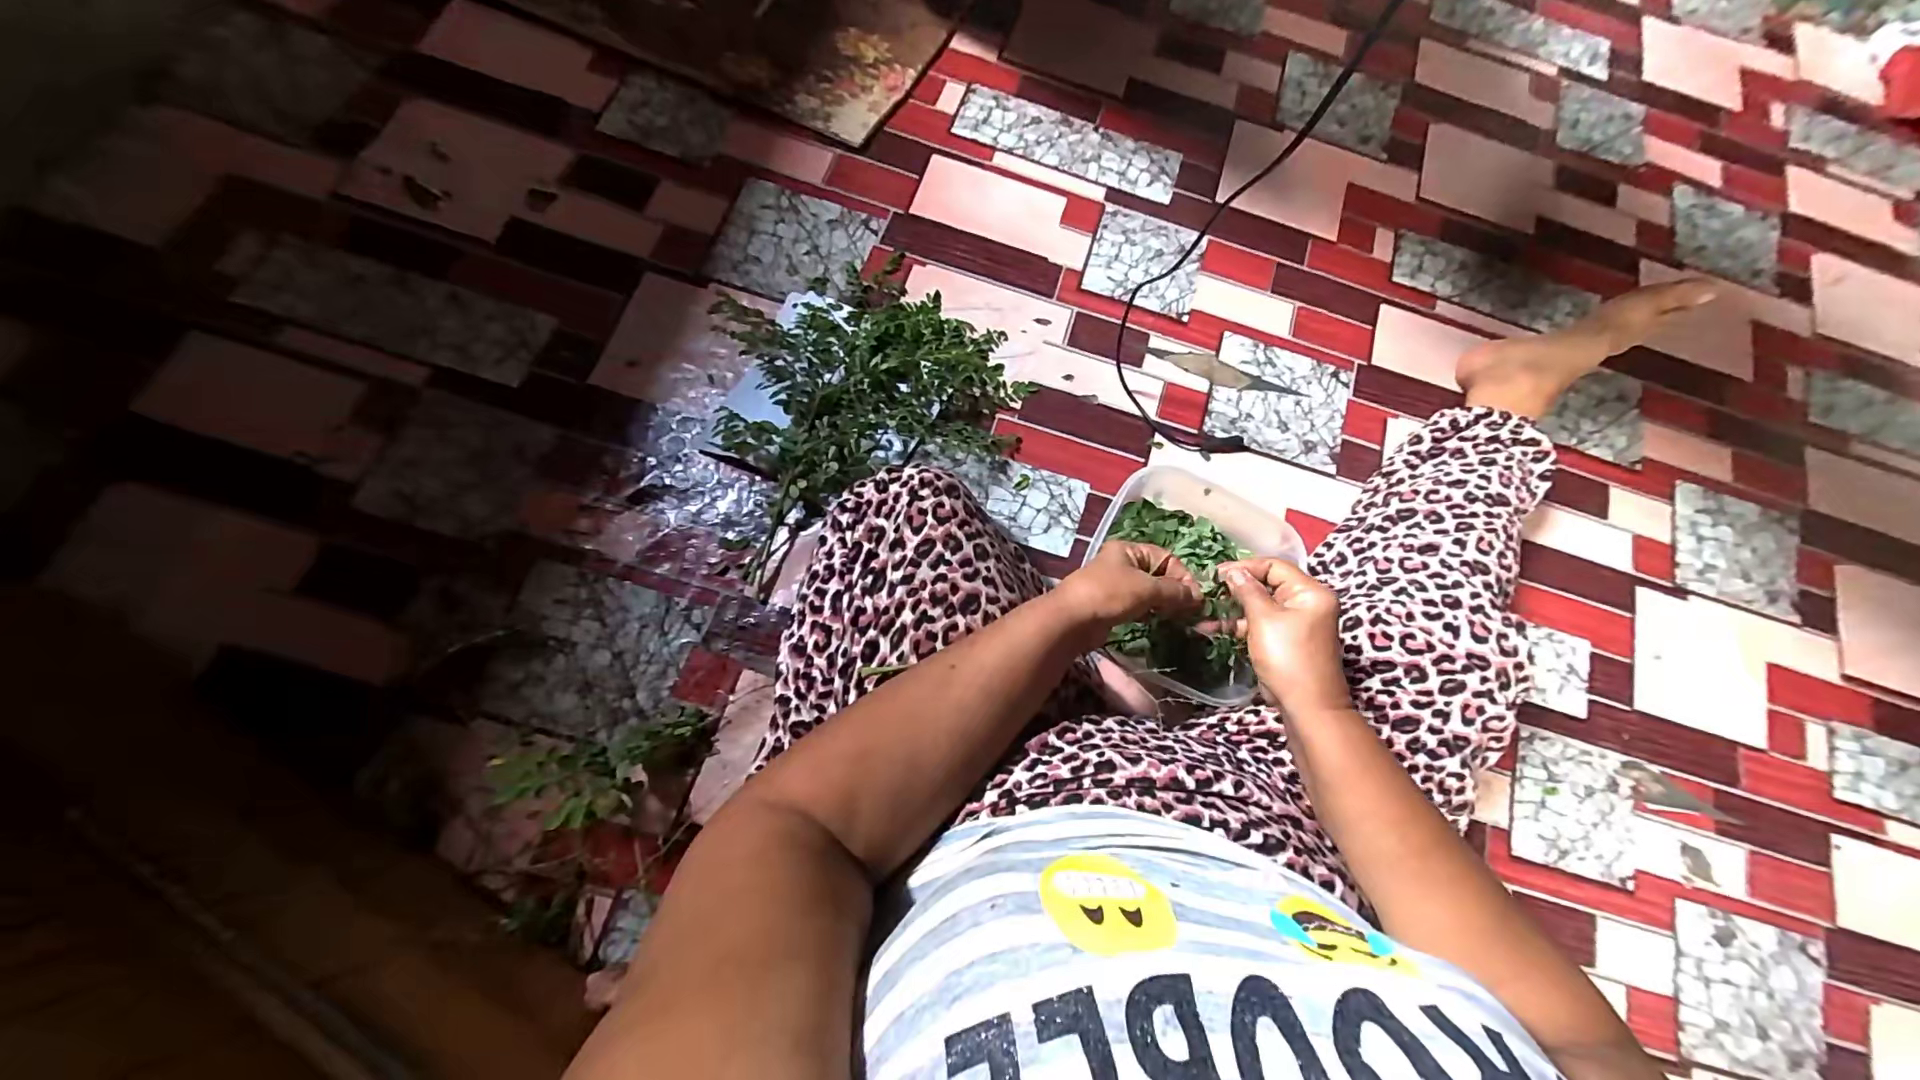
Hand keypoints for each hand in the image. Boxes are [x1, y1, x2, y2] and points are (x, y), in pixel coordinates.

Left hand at [1051, 541, 1202, 649]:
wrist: (1072, 619)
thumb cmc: (1109, 594)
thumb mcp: (1147, 588)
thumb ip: (1174, 591)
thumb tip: (1197, 596)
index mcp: (1129, 550)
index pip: (1166, 557)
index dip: (1183, 576)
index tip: (1195, 598)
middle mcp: (1122, 564)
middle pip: (1158, 574)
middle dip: (1176, 591)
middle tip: (1190, 610)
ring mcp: (1115, 585)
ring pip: (1149, 592)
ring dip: (1164, 603)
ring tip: (1178, 617)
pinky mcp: (1111, 606)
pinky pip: (1138, 606)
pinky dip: (1150, 612)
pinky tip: (1158, 621)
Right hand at [1217, 558, 1350, 715]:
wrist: (1307, 705)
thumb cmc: (1287, 657)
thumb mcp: (1263, 619)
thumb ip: (1247, 591)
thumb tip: (1232, 571)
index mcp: (1310, 592)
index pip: (1274, 566)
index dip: (1244, 567)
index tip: (1216, 574)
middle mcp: (1306, 603)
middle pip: (1267, 584)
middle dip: (1236, 588)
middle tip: (1208, 590)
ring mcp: (1296, 622)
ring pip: (1260, 605)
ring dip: (1233, 608)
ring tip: (1205, 610)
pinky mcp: (1284, 640)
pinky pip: (1260, 623)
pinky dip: (1240, 625)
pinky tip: (1213, 628)